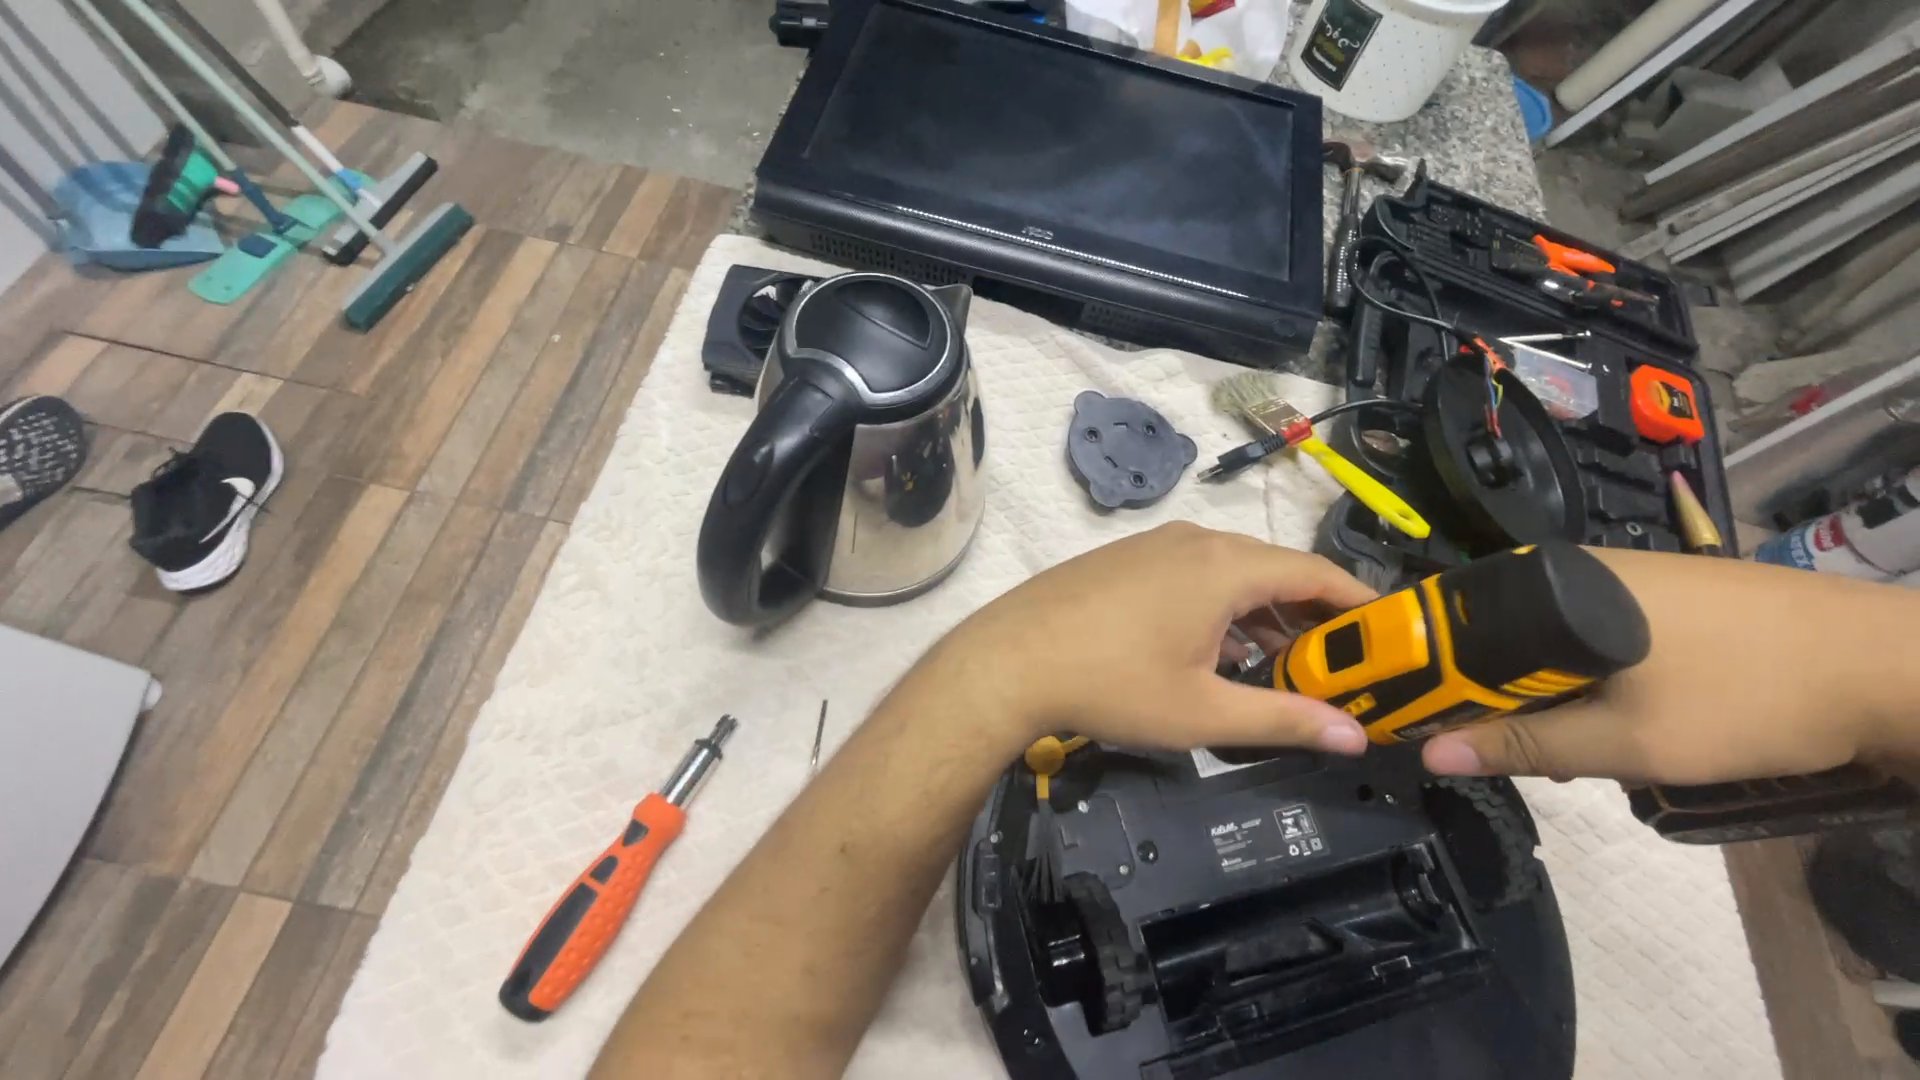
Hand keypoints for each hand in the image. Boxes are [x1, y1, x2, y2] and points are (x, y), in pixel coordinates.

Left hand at [926, 523, 1377, 755]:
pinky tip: (1212, 650)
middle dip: (1309, 617)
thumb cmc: (1111, 684)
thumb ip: (1283, 719)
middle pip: (1273, 570)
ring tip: (1279, 666)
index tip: (1390, 637)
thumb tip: (1354, 735)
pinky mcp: (1122, 559)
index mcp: (1225, 566)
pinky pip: (1190, 574)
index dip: (1359, 604)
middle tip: (1337, 666)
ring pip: (1229, 572)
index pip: (1316, 572)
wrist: (1007, 661)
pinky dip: (1217, 606)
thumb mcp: (1203, 712)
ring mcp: (1152, 545)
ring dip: (1260, 614)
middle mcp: (1193, 540)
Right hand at [1423, 547, 1919, 784]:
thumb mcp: (1629, 740)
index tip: (1456, 732)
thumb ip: (1524, 746)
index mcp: (1549, 584)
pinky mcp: (1658, 584)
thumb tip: (1429, 753)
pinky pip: (1588, 628)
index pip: (1454, 630)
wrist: (1899, 668)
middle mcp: (1573, 565)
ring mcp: (1620, 571)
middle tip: (1549, 753)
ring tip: (1598, 739)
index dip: (1441, 684)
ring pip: (1545, 637)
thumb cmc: (1750, 700)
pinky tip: (1632, 705)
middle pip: (1499, 636)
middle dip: (1508, 698)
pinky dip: (1589, 671)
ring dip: (1553, 689)